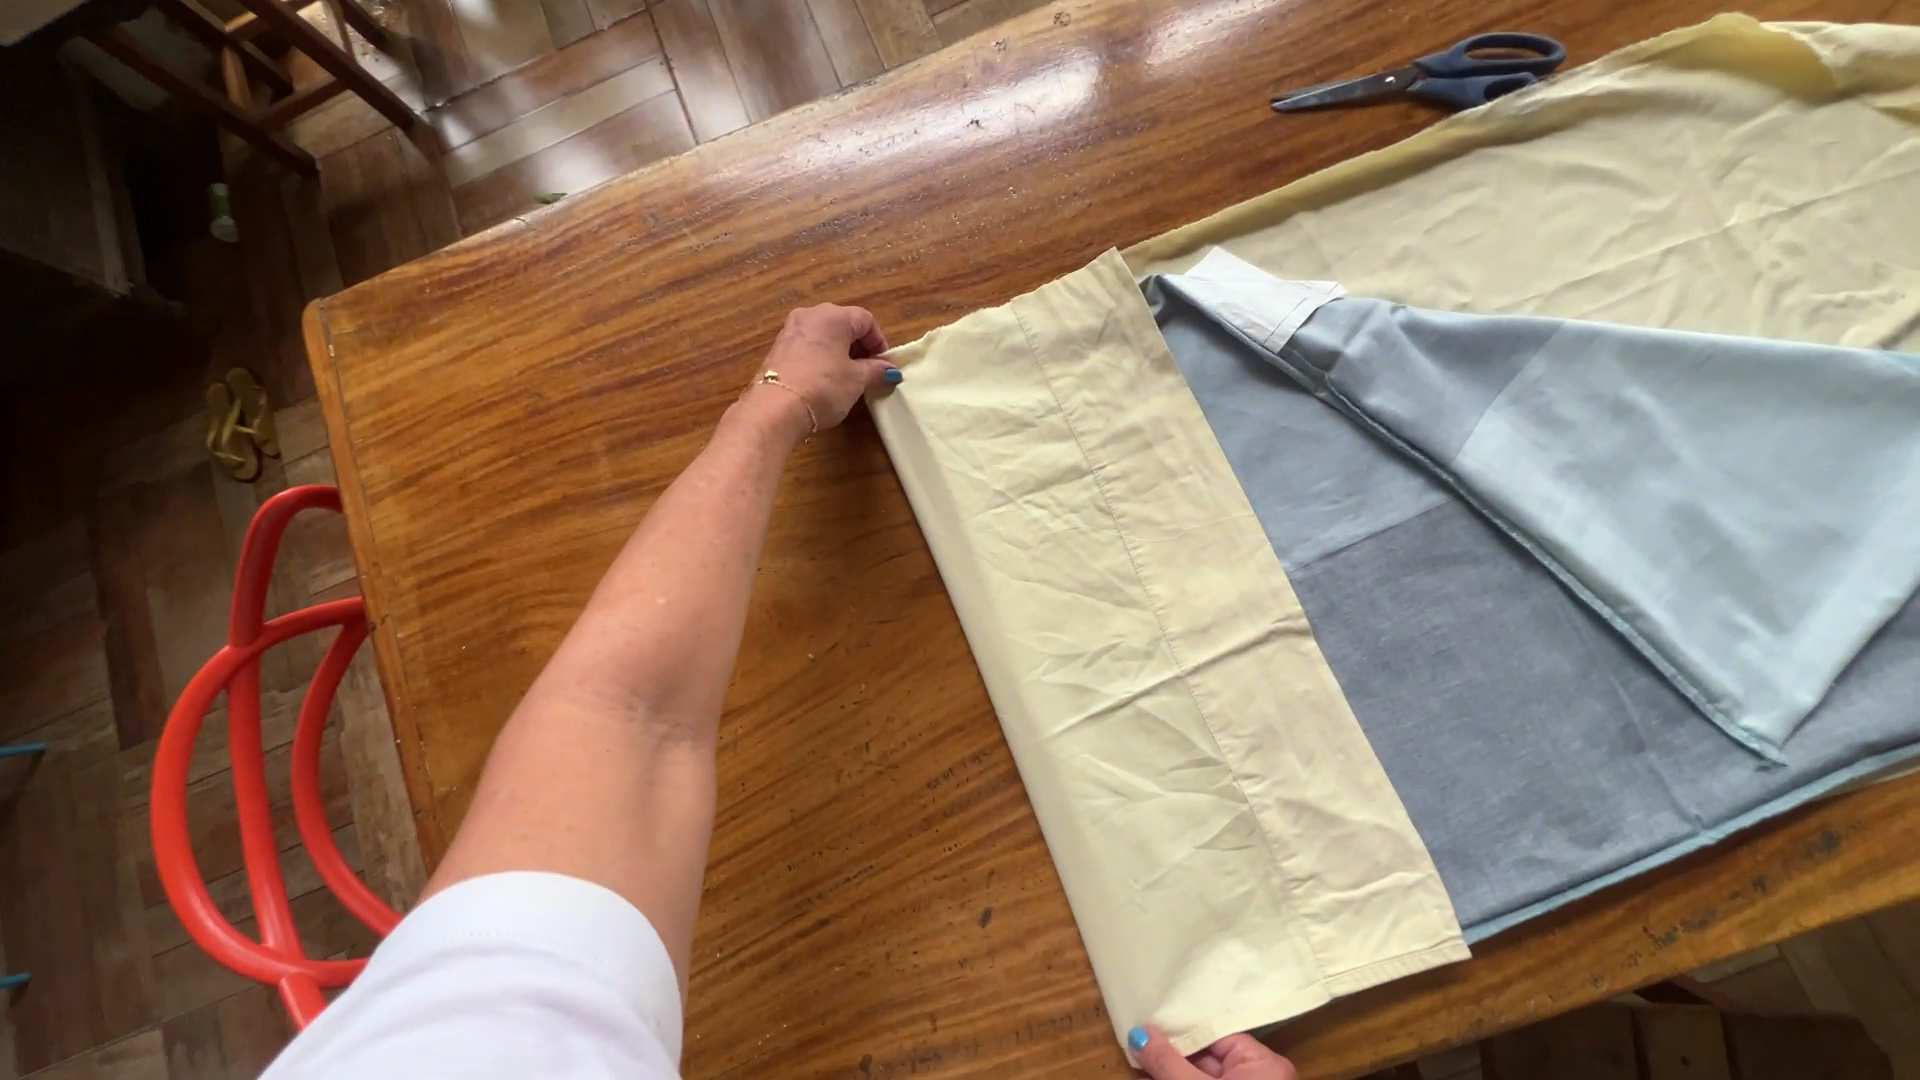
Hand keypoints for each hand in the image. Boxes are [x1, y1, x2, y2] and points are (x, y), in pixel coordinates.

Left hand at [747, 304, 899, 434]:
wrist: (775, 409)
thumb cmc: (823, 387)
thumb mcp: (857, 380)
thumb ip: (875, 370)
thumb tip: (890, 370)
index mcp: (832, 316)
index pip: (866, 320)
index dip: (879, 343)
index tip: (884, 366)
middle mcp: (809, 315)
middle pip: (843, 325)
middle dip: (860, 347)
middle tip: (869, 372)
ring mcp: (790, 331)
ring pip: (824, 336)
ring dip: (840, 353)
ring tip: (848, 378)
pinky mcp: (778, 349)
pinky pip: (808, 347)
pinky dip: (822, 358)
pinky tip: (825, 381)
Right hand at [1131, 1026, 1297, 1079]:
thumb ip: (1167, 1062)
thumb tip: (1139, 1033)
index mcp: (1263, 1063)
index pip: (1213, 1033)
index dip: (1178, 1029)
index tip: (1147, 1025)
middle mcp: (1262, 1077)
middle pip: (1208, 1056)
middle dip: (1173, 1055)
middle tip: (1138, 1045)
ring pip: (1206, 1078)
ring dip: (1174, 1074)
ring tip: (1142, 1062)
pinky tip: (1157, 1079)